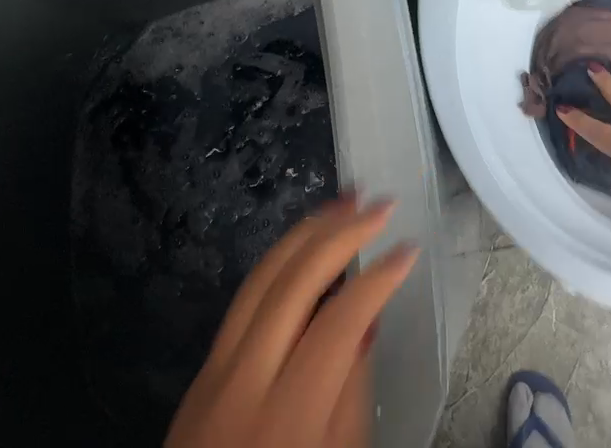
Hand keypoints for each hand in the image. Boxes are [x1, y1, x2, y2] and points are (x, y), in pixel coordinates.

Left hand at [166, 196, 418, 447]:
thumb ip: (352, 390)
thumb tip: (367, 319)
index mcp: (288, 411)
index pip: (339, 320)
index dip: (378, 278)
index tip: (409, 248)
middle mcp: (243, 379)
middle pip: (294, 283)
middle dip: (342, 233)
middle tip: (383, 205)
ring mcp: (213, 370)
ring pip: (260, 278)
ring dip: (308, 230)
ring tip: (347, 200)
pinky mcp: (201, 370)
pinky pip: (244, 298)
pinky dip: (281, 259)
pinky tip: (307, 242)